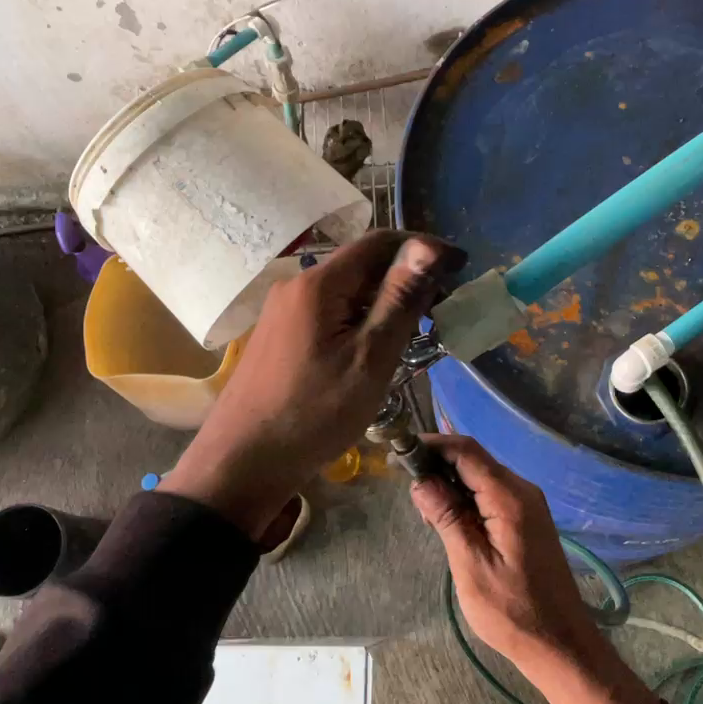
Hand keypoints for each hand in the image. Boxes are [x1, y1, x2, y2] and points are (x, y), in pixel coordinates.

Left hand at [160, 230, 464, 540]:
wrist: (243, 460)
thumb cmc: (313, 414)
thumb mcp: (369, 359)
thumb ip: (399, 301)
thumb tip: (428, 248)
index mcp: (319, 285)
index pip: (380, 243)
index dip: (424, 247)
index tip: (460, 267)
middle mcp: (297, 285)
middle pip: (362, 264)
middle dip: (407, 277)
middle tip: (444, 307)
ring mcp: (284, 310)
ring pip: (347, 291)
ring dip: (385, 301)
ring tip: (418, 331)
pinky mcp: (281, 334)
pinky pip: (330, 311)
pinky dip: (361, 319)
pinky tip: (378, 347)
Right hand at [411, 435, 660, 703]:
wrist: (559, 643)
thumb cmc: (512, 610)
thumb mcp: (471, 565)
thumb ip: (447, 518)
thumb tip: (421, 481)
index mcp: (510, 498)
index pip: (466, 451)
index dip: (431, 445)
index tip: (399, 452)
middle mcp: (523, 491)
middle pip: (474, 459)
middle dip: (438, 465)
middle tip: (407, 488)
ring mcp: (528, 505)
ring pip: (481, 476)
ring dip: (450, 484)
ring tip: (424, 510)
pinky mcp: (526, 520)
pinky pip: (491, 494)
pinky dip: (466, 499)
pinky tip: (448, 520)